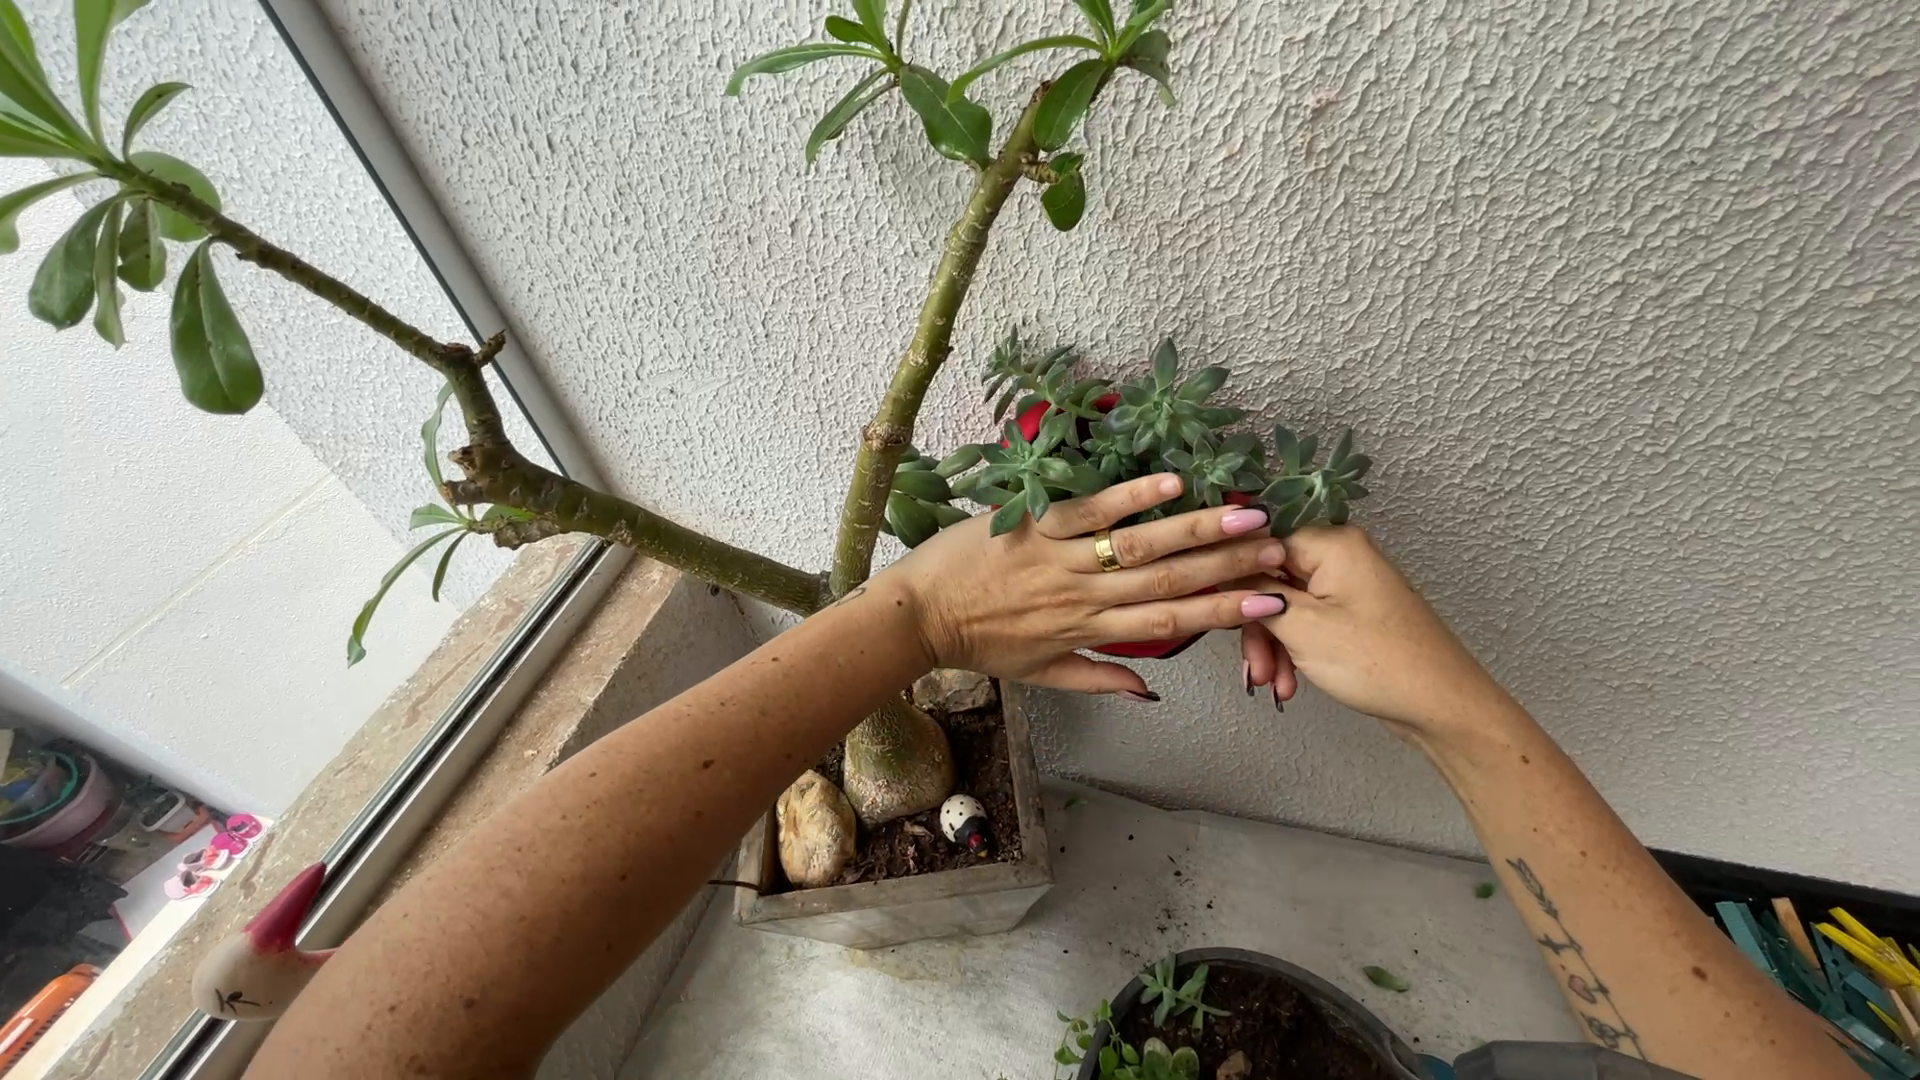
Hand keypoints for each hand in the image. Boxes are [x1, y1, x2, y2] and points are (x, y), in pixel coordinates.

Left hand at [872, 474, 1289, 696]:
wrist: (919, 617)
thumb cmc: (980, 645)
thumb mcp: (1039, 675)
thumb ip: (1097, 680)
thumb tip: (1148, 690)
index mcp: (1089, 630)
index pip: (1169, 620)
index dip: (1224, 611)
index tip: (1271, 601)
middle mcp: (1084, 596)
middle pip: (1168, 580)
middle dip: (1227, 566)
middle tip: (1279, 549)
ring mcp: (1060, 558)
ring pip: (1138, 545)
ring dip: (1195, 529)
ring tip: (1245, 516)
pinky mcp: (1033, 525)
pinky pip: (1088, 510)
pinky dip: (1130, 496)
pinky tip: (1172, 483)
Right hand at [1234, 526, 1511, 734]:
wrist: (1443, 708)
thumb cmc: (1377, 662)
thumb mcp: (1301, 626)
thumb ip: (1254, 594)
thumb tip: (1223, 572)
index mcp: (1332, 544)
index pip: (1260, 544)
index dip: (1234, 578)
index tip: (1216, 611)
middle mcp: (1341, 556)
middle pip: (1271, 579)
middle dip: (1256, 626)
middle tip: (1253, 667)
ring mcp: (1349, 586)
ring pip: (1286, 606)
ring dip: (1273, 645)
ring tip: (1271, 683)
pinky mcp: (1352, 614)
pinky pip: (1307, 622)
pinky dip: (1294, 650)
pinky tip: (1288, 682)